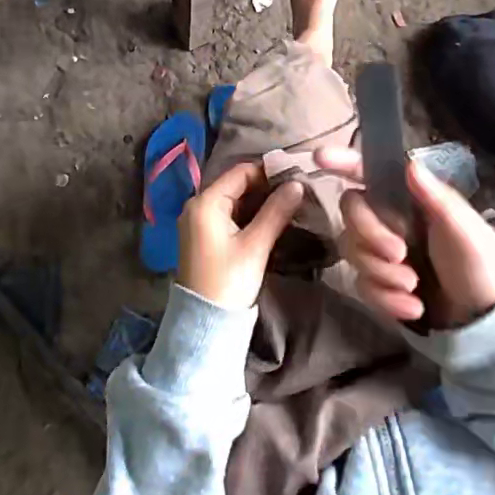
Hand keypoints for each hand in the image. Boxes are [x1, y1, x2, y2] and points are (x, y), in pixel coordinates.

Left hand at [177, 162, 304, 309]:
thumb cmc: (229, 281)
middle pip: (236, 185)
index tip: (296, 177)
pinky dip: (249, 215)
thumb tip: (297, 184)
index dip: (269, 172)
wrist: (205, 322)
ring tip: (290, 204)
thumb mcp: (255, 245)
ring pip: (235, 200)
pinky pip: (230, 215)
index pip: (241, 172)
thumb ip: (276, 211)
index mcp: (205, 203)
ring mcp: (199, 221)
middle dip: (266, 187)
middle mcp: (197, 206)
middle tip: (297, 192)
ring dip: (260, 202)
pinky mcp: (204, 236)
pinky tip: (272, 219)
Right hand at [316, 147, 494, 327]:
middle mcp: (387, 218)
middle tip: (400, 254)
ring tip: (414, 286)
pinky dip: (387, 299)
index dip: (343, 161)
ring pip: (352, 250)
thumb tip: (410, 165)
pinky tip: (414, 308)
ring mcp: (379, 251)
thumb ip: (437, 199)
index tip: (320, 158)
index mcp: (407, 197)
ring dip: (382, 272)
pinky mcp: (377, 283)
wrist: (484, 317)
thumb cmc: (478, 261)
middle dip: (371, 235)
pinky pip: (362, 285)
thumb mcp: (464, 229)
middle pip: (351, 211)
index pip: (369, 172)